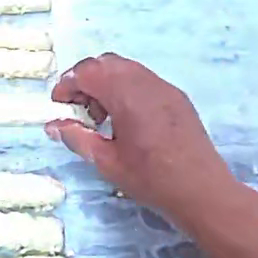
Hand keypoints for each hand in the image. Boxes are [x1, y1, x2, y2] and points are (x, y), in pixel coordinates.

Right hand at [47, 53, 251, 236]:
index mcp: (125, 94)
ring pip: (124, 68)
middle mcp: (145, 82)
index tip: (60, 106)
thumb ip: (76, 137)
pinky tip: (126, 119)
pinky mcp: (177, 97)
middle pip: (104, 63)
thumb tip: (53, 125)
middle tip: (78, 108)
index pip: (86, 72)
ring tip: (102, 116)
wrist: (205, 193)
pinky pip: (142, 80)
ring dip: (105, 83)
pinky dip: (125, 89)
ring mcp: (164, 87)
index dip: (67, 85)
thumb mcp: (105, 161)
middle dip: (85, 80)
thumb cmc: (151, 178)